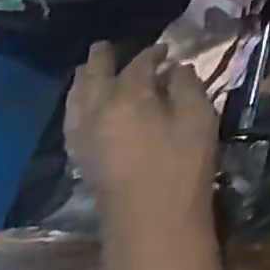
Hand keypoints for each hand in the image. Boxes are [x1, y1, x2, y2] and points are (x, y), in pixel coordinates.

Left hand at [65, 40, 217, 231]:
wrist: (151, 223)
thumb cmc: (180, 165)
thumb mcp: (198, 118)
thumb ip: (187, 87)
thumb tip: (176, 69)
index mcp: (128, 95)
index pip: (139, 64)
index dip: (153, 53)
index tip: (165, 50)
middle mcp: (98, 109)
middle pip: (95, 75)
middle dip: (102, 58)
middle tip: (105, 46)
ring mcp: (84, 135)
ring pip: (76, 96)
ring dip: (83, 79)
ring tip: (87, 69)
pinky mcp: (81, 156)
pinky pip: (72, 118)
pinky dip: (76, 103)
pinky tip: (82, 105)